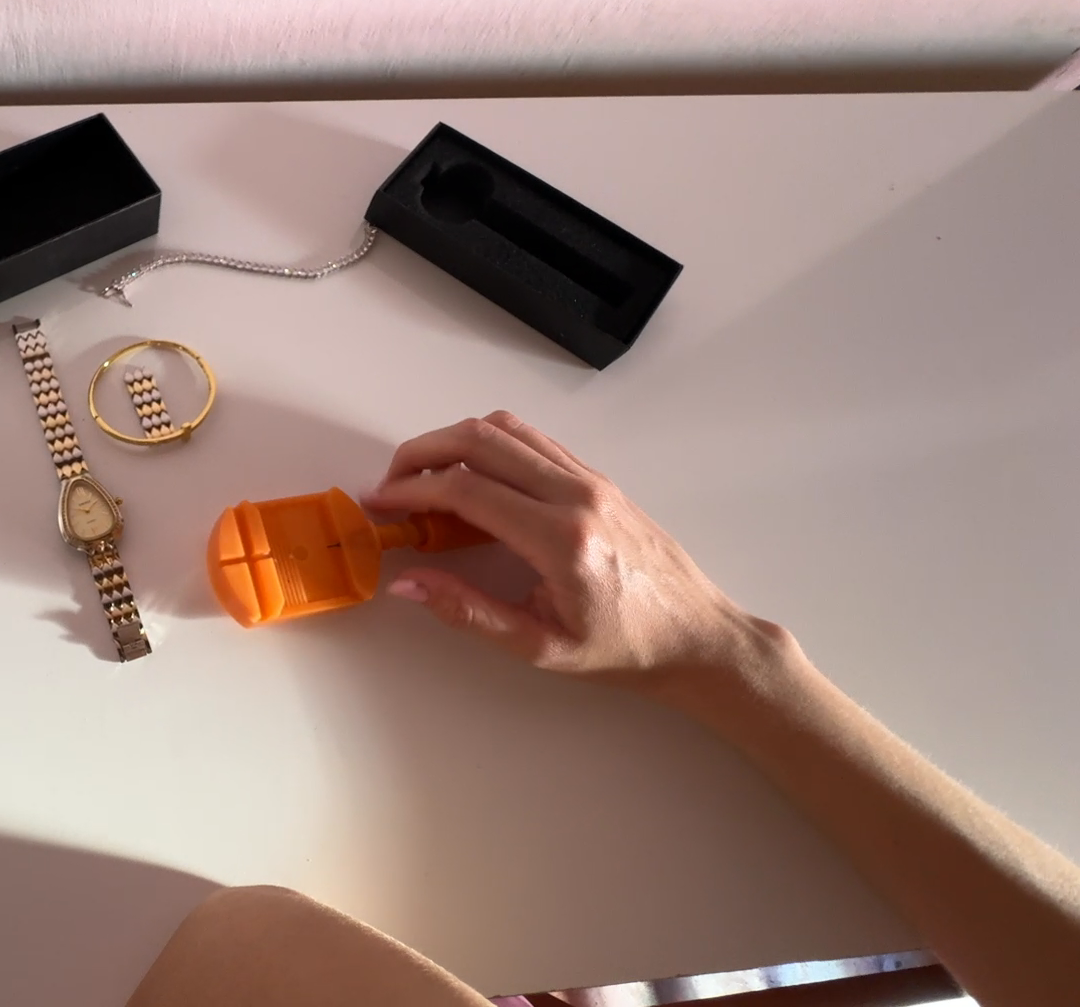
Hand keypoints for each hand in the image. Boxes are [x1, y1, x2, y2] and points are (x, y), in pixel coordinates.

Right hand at [364, 411, 795, 700]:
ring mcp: (589, 478)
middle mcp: (576, 494)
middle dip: (420, 452)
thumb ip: (467, 611)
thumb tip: (405, 584)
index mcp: (560, 539)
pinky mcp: (596, 476)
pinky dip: (485, 443)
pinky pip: (529, 438)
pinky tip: (469, 475)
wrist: (701, 637)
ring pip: (504, 428)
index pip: (466, 490)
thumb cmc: (621, 649)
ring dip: (450, 441)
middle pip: (479, 440)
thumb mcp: (539, 646)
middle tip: (391, 482)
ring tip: (423, 476)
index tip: (378, 502)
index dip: (411, 490)